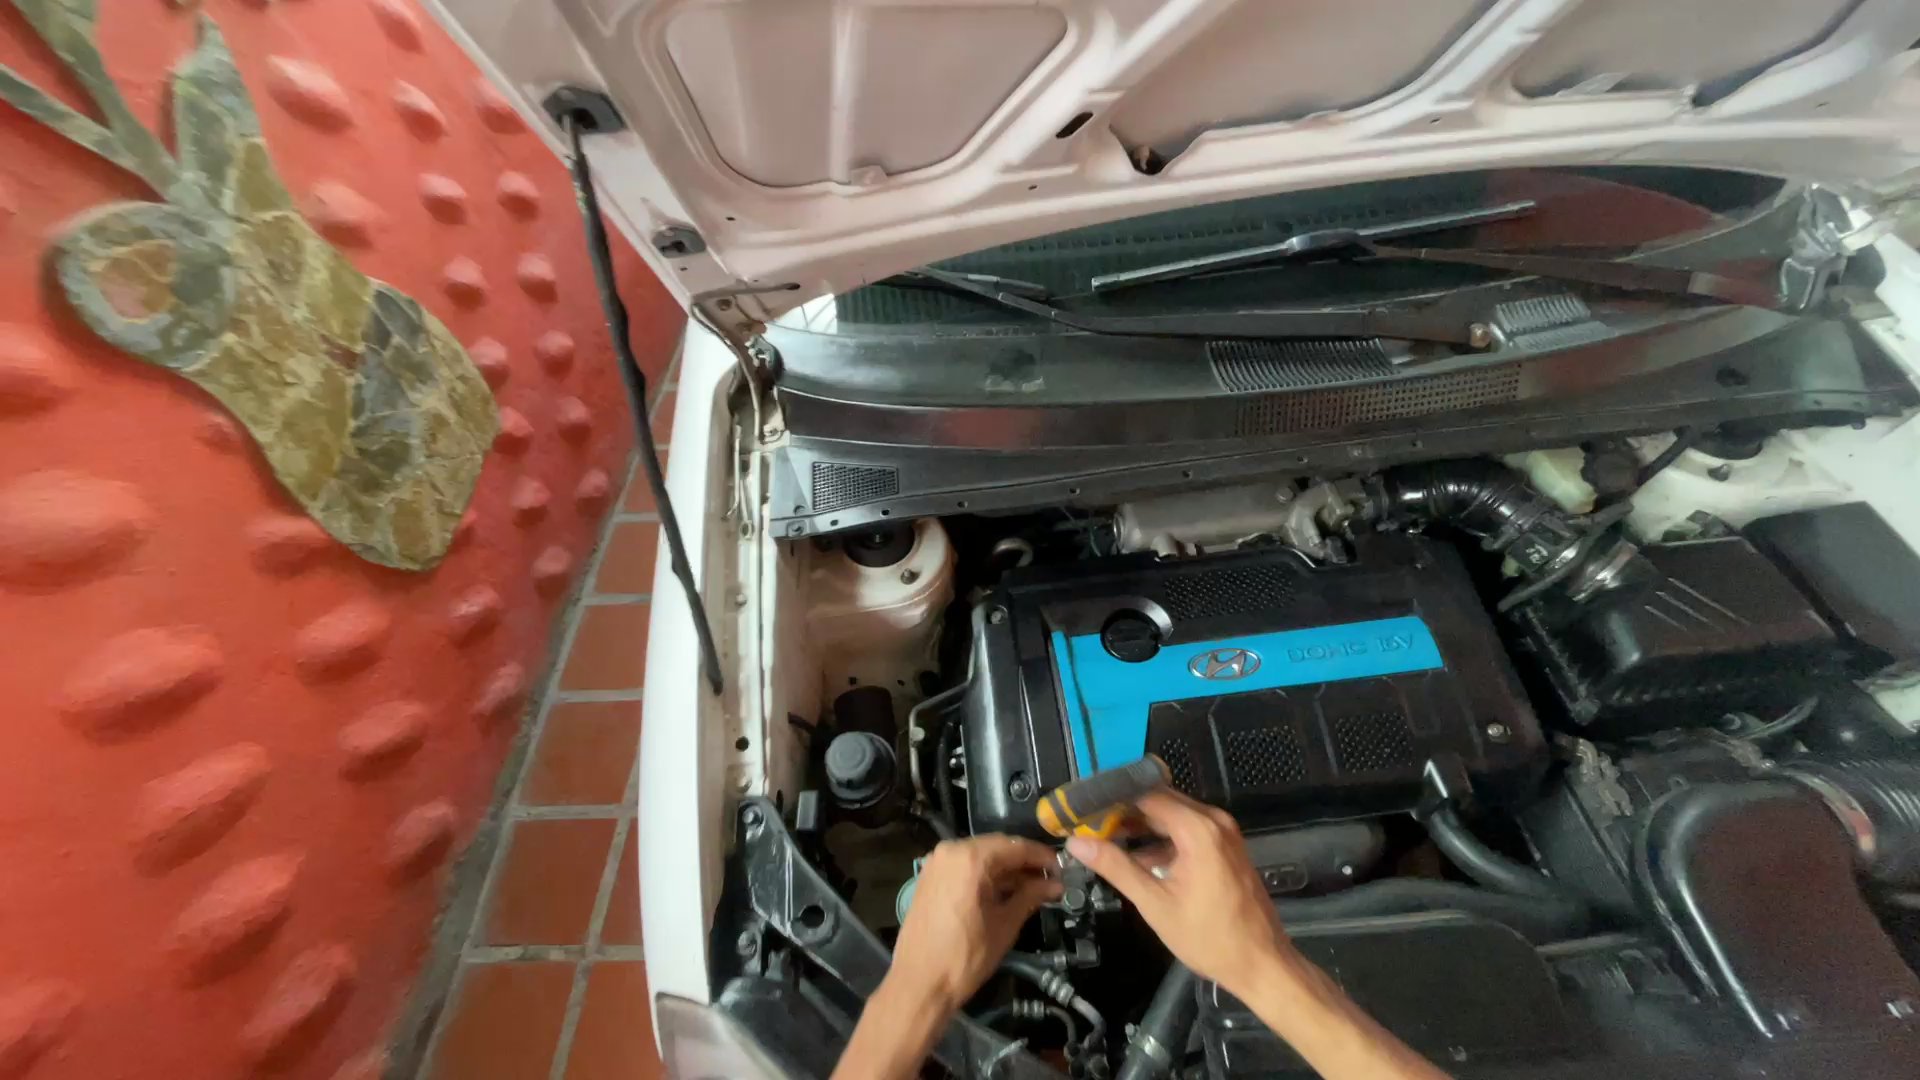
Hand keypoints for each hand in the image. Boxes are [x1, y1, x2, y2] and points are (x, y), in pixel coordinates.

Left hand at [888, 835, 1062, 1010]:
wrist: (919, 983)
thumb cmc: (966, 956)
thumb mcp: (1005, 925)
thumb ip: (1030, 896)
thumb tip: (1054, 884)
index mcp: (970, 858)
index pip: (1015, 846)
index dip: (1041, 856)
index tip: (1061, 867)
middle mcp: (951, 849)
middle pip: (997, 847)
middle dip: (1023, 861)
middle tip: (1049, 878)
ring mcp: (937, 861)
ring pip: (980, 856)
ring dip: (1005, 868)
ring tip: (1031, 886)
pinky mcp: (930, 875)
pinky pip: (964, 865)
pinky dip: (985, 874)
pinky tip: (1004, 890)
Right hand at [1066, 791, 1294, 999]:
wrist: (1263, 966)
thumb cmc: (1210, 938)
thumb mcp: (1155, 904)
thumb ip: (1116, 867)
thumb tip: (1076, 843)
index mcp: (1198, 829)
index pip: (1145, 794)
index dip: (1111, 797)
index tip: (1082, 805)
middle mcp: (1212, 820)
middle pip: (1158, 800)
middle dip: (1122, 809)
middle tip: (1087, 820)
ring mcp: (1221, 831)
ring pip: (1170, 814)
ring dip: (1139, 823)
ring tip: (1103, 835)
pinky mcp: (1223, 845)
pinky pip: (1185, 828)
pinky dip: (1160, 837)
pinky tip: (1136, 855)